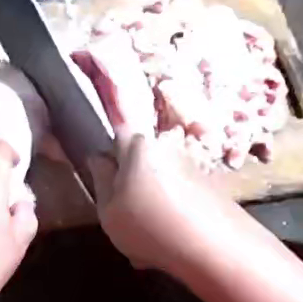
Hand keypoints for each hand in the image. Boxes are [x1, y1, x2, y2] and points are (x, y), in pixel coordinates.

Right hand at [75, 43, 242, 275]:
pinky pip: (173, 197)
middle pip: (134, 154)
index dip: (99, 73)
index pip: (113, 100)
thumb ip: (101, 178)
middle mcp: (165, 144)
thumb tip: (98, 156)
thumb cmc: (151, 226)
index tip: (85, 50)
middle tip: (120, 216)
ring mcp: (190, 164)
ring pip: (154, 181)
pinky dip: (165, 217)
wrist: (217, 251)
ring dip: (146, 206)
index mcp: (136, 143)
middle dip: (125, 181)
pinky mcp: (207, 186)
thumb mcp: (109, 209)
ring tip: (143, 241)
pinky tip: (164, 243)